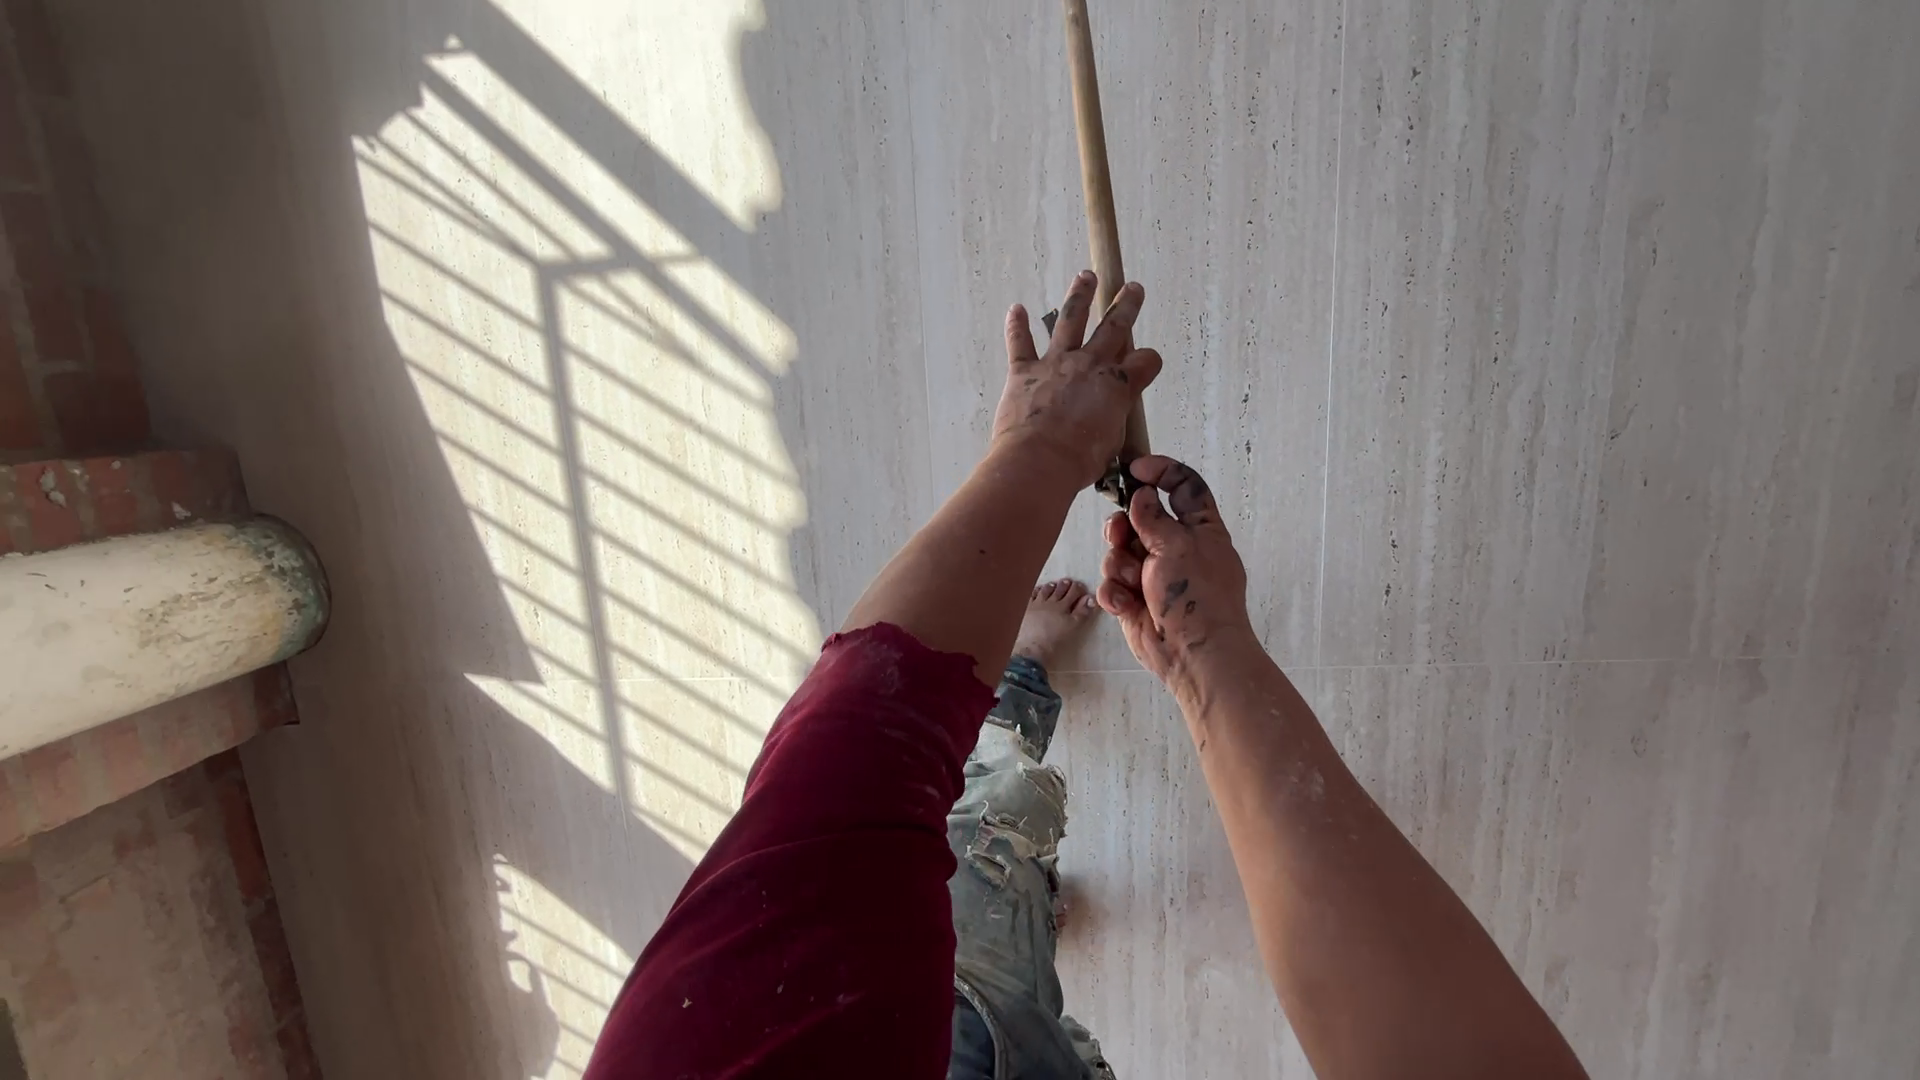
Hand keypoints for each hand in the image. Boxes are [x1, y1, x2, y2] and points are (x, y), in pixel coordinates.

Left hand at [991, 271, 1162, 487]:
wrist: (1039, 461)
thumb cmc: (1078, 461)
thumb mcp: (1110, 445)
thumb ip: (1111, 423)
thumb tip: (1106, 422)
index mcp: (1118, 386)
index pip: (1146, 362)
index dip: (1149, 362)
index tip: (1147, 364)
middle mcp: (1090, 365)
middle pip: (1114, 327)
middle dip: (1126, 306)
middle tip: (1133, 288)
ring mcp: (1056, 363)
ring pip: (1071, 320)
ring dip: (1080, 296)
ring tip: (1085, 277)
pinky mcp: (1024, 371)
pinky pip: (1020, 342)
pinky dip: (1016, 325)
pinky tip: (1015, 309)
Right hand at [1096, 455, 1254, 690]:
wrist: (1193, 654)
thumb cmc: (1196, 595)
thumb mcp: (1177, 545)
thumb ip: (1153, 517)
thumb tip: (1141, 495)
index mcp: (1199, 529)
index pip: (1183, 486)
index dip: (1161, 472)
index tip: (1135, 469)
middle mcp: (1175, 548)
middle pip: (1138, 519)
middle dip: (1122, 527)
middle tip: (1119, 534)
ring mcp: (1152, 575)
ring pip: (1119, 553)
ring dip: (1119, 565)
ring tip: (1131, 582)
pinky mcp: (1134, 600)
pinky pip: (1112, 584)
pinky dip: (1115, 593)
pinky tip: (1125, 604)